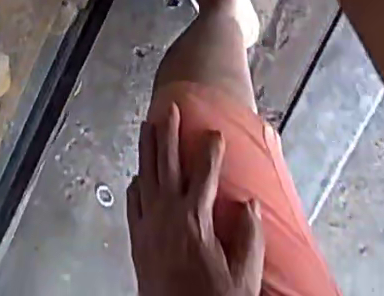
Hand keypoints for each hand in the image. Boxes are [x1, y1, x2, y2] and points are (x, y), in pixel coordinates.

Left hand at [127, 103, 264, 295]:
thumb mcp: (244, 278)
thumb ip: (249, 237)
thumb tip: (250, 203)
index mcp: (195, 218)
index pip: (205, 170)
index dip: (211, 147)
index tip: (215, 132)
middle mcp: (167, 215)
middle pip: (166, 161)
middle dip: (169, 131)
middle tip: (170, 107)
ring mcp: (148, 226)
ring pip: (145, 174)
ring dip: (147, 147)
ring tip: (148, 124)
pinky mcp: (137, 241)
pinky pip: (133, 202)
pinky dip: (137, 183)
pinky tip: (139, 175)